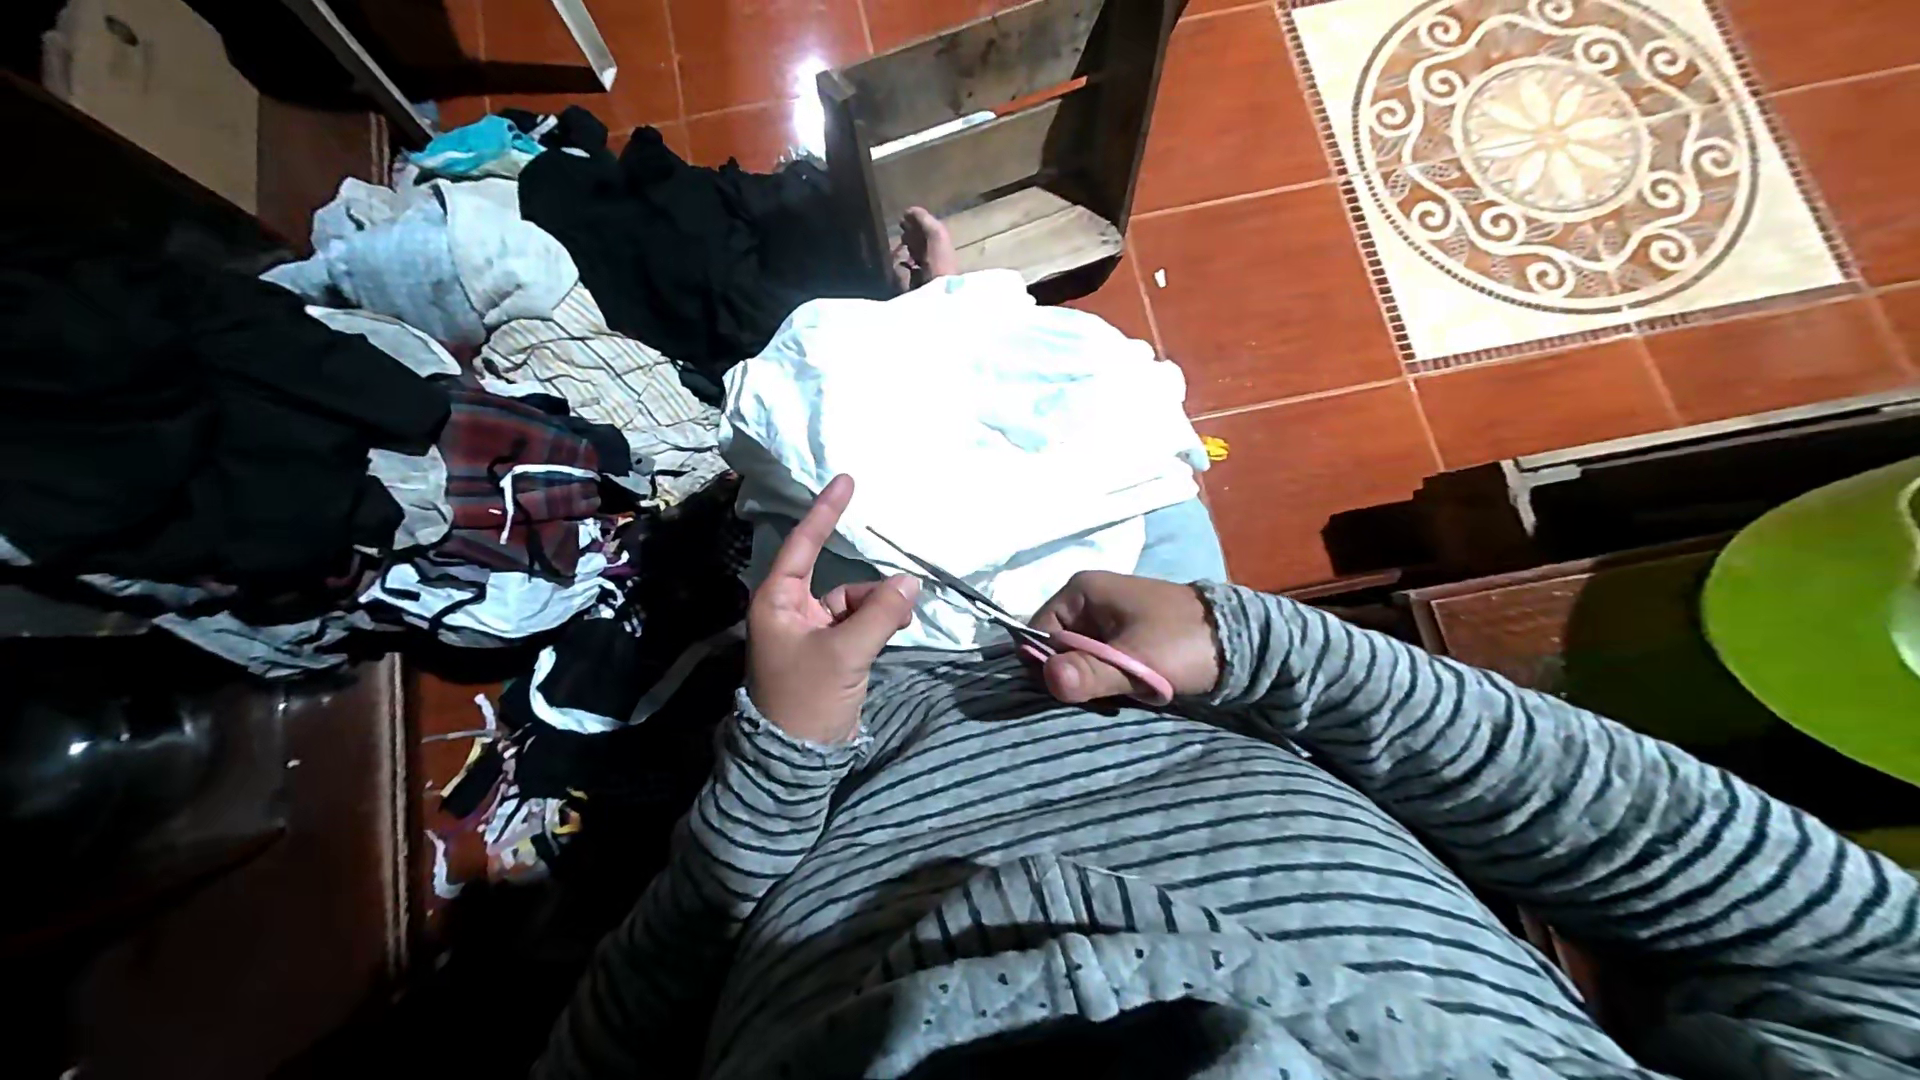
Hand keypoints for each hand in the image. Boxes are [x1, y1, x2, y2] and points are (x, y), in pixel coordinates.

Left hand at [746, 475, 920, 742]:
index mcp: (778, 602)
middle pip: (838, 581)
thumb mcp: (846, 654)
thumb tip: (910, 582)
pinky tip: (893, 634)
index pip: (804, 545)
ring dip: (879, 611)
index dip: (826, 511)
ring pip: (854, 604)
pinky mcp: (828, 651)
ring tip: (896, 629)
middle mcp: (791, 610)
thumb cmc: (807, 700)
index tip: (846, 480)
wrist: (796, 760)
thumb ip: (880, 614)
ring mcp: (810, 632)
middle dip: (869, 592)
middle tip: (899, 602)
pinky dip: (877, 625)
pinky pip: (859, 624)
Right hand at [1029, 571, 1220, 704]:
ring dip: (1092, 682)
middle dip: (1073, 677)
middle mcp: (1087, 600)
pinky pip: (1097, 661)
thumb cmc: (1185, 642)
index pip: (1037, 634)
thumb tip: (1047, 679)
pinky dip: (1106, 679)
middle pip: (1056, 648)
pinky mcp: (1122, 635)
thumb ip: (1092, 672)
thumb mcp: (1137, 660)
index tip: (1077, 691)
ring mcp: (1105, 617)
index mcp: (1081, 591)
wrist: (1242, 643)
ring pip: (1077, 658)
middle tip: (1105, 698)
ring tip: (1121, 695)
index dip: (1049, 667)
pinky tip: (1127, 692)